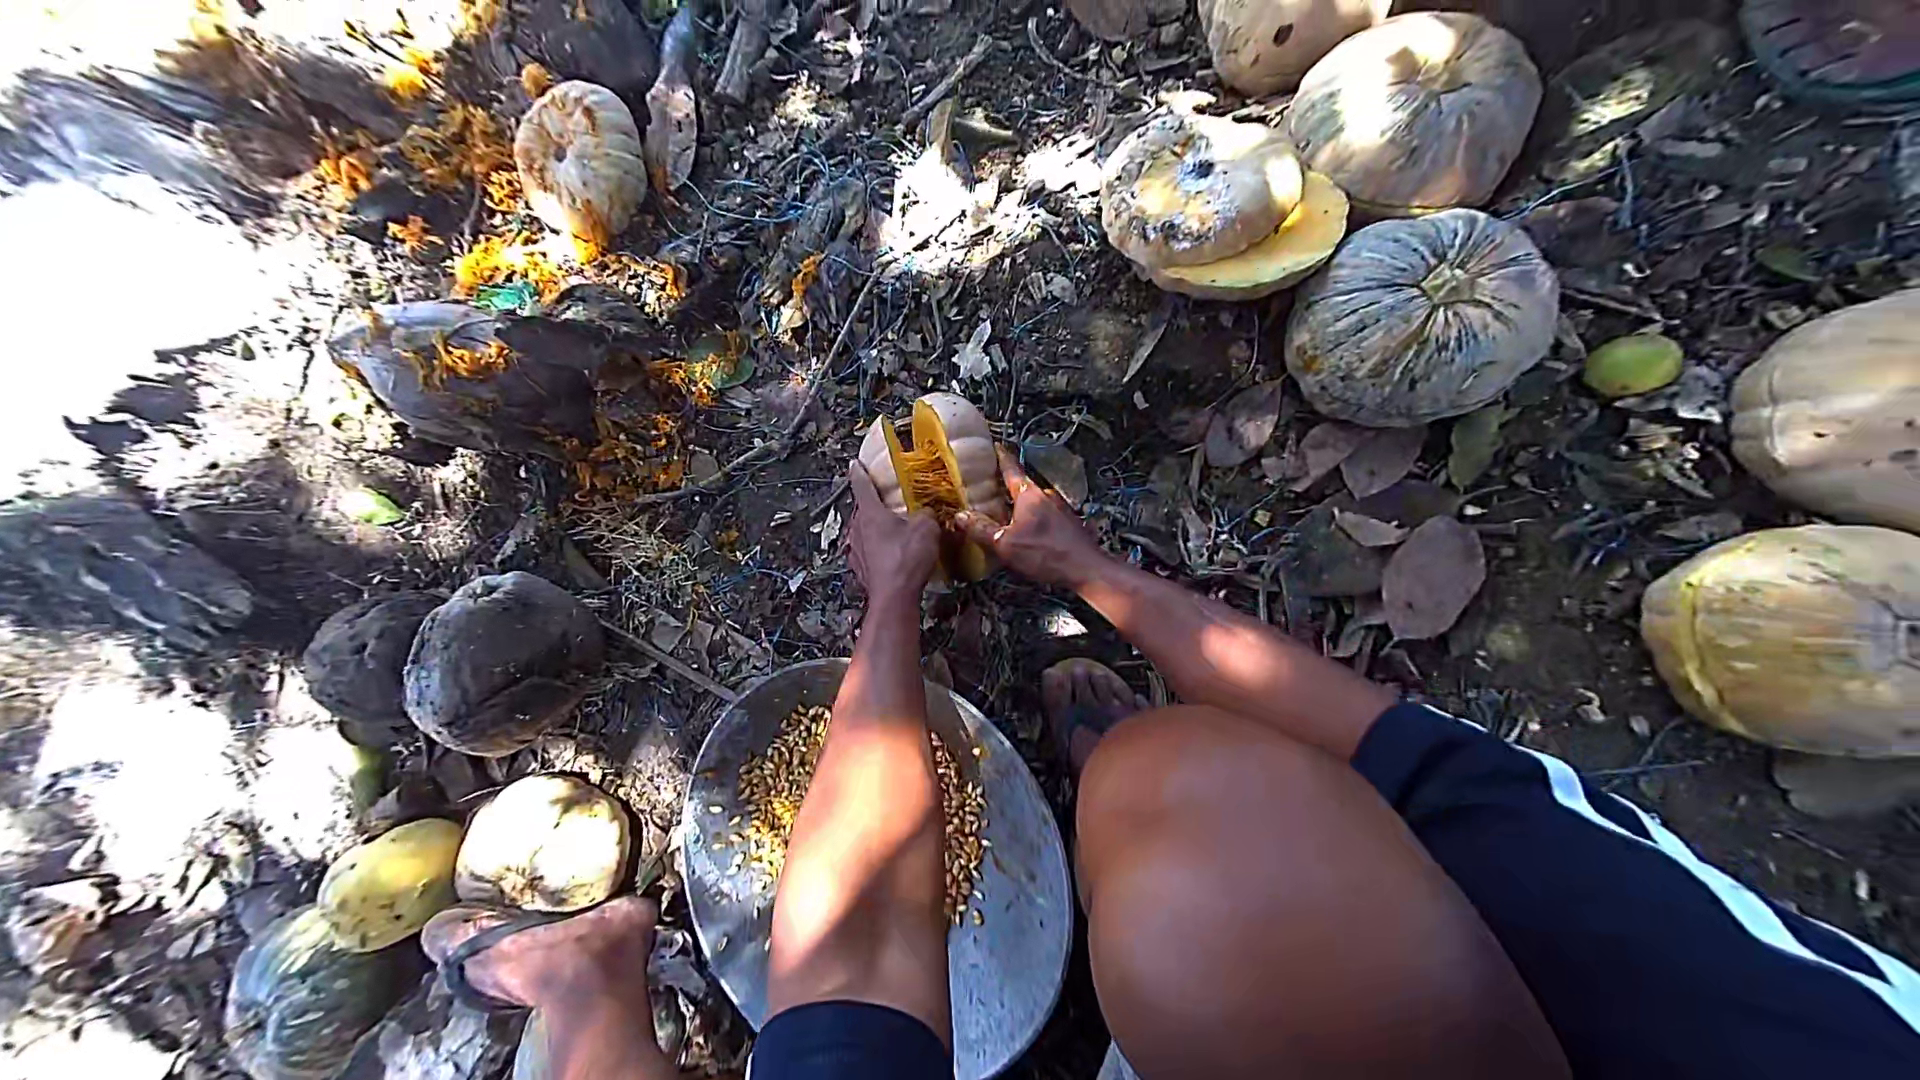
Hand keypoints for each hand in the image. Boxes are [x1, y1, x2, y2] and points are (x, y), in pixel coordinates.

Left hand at [847, 460, 940, 603]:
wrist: (894, 597)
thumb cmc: (906, 559)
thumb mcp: (926, 528)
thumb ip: (926, 514)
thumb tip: (926, 513)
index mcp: (870, 512)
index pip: (861, 484)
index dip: (859, 472)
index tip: (855, 464)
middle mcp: (857, 529)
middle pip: (864, 510)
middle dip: (876, 505)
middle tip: (890, 502)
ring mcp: (856, 550)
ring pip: (865, 532)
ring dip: (878, 530)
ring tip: (896, 531)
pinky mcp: (861, 569)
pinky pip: (869, 552)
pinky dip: (880, 550)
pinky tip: (895, 555)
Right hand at [955, 447, 1108, 589]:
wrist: (1085, 569)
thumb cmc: (1045, 553)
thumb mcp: (1005, 544)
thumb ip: (981, 529)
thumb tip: (960, 516)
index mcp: (1029, 494)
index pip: (1011, 468)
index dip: (1000, 456)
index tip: (993, 446)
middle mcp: (1046, 495)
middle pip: (1021, 487)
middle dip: (1005, 489)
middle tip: (989, 491)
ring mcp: (1060, 508)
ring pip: (1033, 502)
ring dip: (1020, 508)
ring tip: (1005, 518)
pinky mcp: (1068, 523)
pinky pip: (1045, 515)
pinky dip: (1034, 520)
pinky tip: (1027, 534)